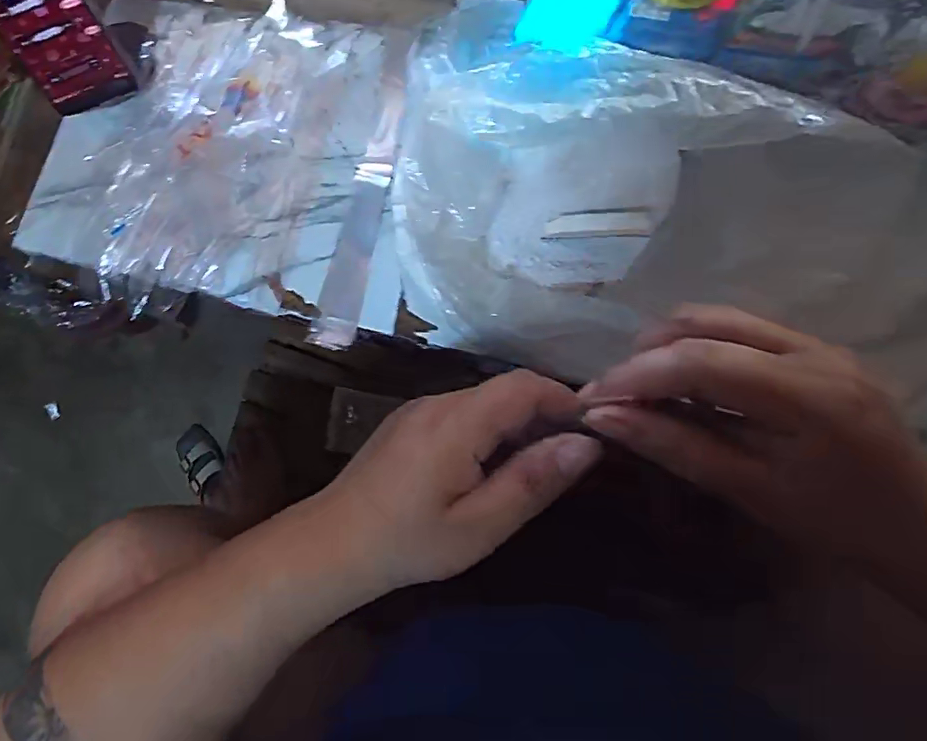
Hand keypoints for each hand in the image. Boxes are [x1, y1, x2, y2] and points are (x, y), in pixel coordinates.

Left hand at [303, 370, 601, 593]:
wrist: (334, 542)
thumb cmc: (410, 541)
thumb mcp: (480, 524)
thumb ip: (533, 480)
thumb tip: (586, 444)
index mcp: (457, 420)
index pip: (522, 384)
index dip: (562, 398)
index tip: (593, 429)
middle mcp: (437, 401)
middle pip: (503, 389)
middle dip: (543, 412)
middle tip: (571, 456)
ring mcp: (418, 408)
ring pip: (482, 400)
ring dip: (515, 422)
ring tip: (536, 465)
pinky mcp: (407, 420)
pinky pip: (459, 411)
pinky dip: (488, 427)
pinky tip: (490, 465)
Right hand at [580, 305, 926, 561]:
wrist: (921, 522)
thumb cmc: (837, 522)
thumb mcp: (750, 492)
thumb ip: (674, 446)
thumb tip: (604, 419)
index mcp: (810, 397)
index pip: (702, 361)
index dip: (638, 375)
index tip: (594, 399)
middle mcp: (813, 351)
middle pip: (702, 323)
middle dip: (645, 354)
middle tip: (615, 394)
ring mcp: (814, 340)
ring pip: (714, 316)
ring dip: (667, 343)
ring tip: (644, 385)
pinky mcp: (809, 341)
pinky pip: (734, 326)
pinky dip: (694, 345)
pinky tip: (683, 379)